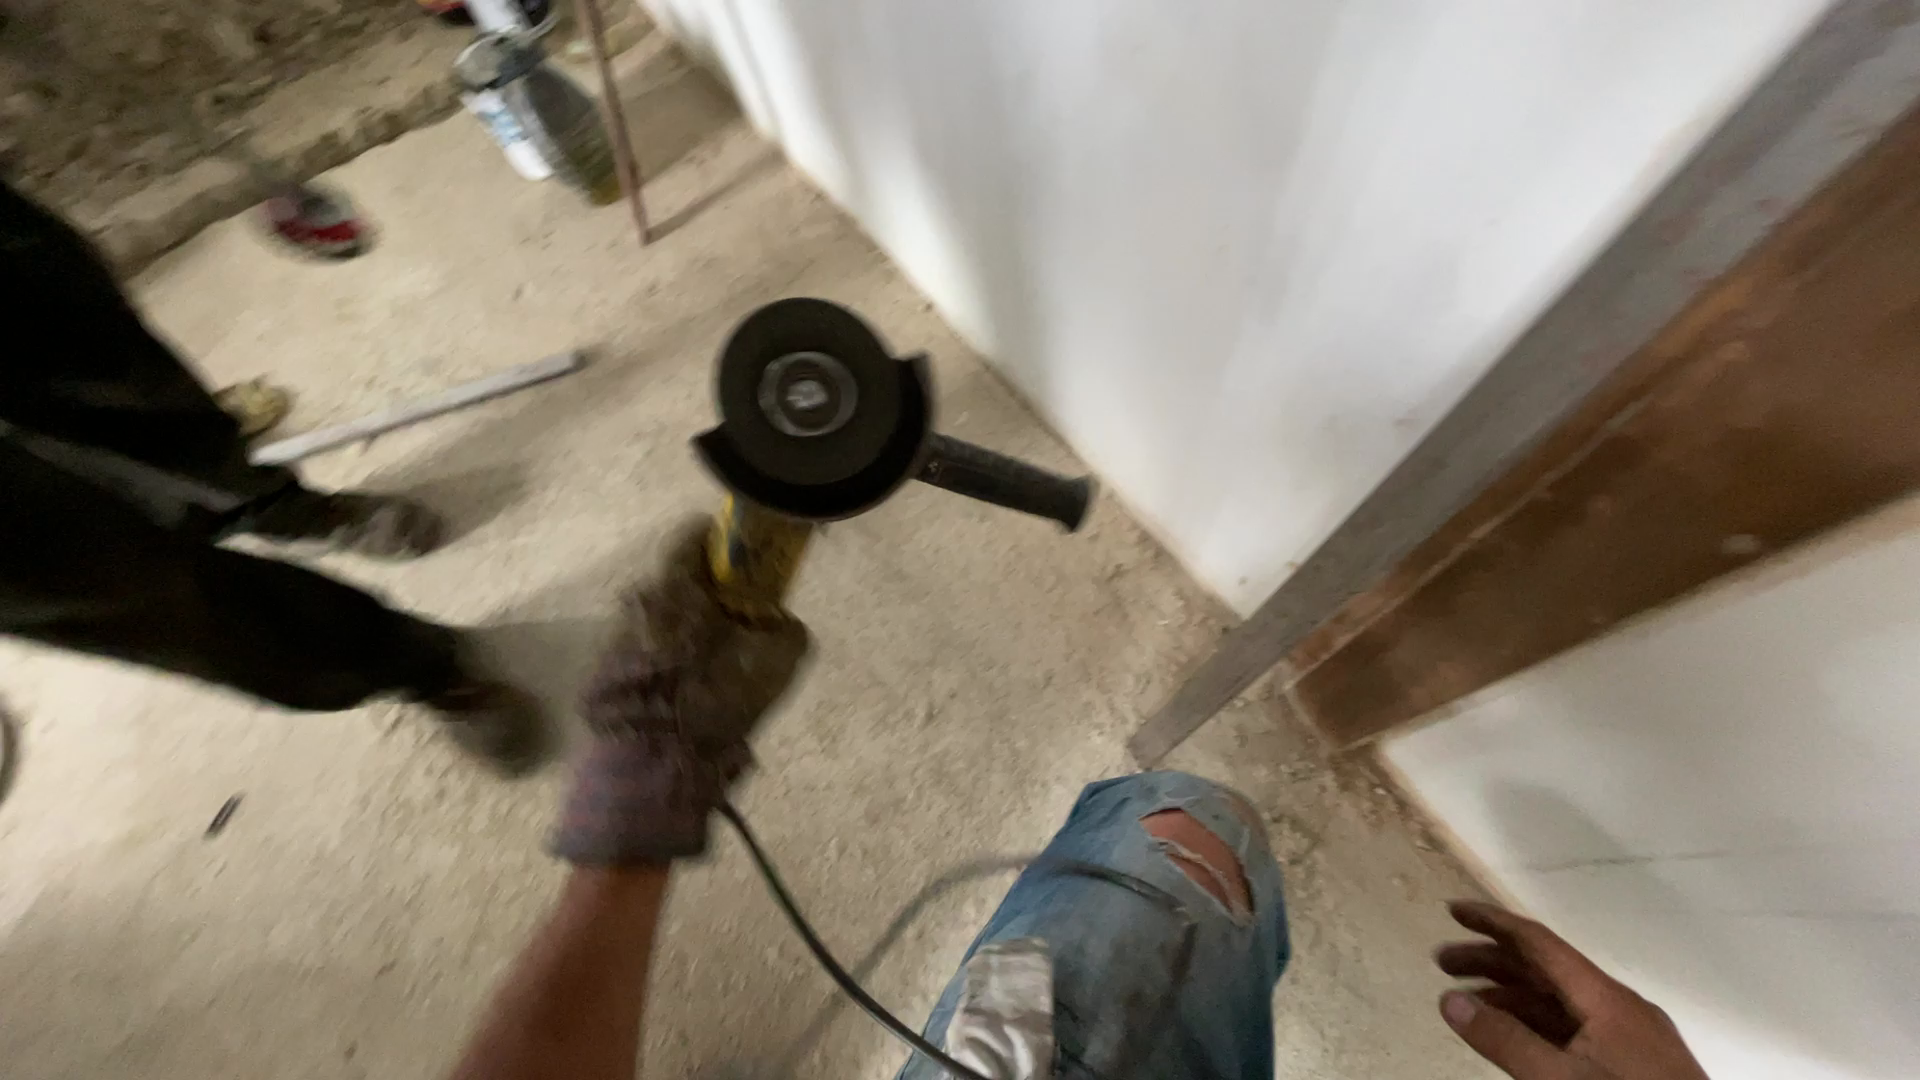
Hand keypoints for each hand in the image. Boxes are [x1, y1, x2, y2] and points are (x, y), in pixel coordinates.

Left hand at [550, 518, 809, 864]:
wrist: (650, 767)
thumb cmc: (713, 701)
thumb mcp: (776, 664)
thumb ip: (787, 629)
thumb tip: (778, 620)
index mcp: (676, 587)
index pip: (695, 534)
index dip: (728, 540)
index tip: (751, 557)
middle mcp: (641, 599)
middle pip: (682, 575)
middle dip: (716, 588)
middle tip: (745, 613)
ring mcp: (620, 632)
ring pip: (667, 610)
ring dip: (694, 622)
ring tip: (720, 655)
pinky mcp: (610, 665)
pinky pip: (652, 640)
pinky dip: (675, 650)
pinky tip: (694, 681)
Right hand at [1435, 901, 1710, 1079]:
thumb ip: (1504, 1040)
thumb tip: (1448, 1000)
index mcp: (1609, 1000)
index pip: (1539, 942)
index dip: (1492, 922)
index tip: (1451, 911)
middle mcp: (1623, 1011)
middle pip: (1545, 970)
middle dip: (1491, 962)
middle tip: (1442, 964)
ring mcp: (1636, 1044)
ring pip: (1560, 1003)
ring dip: (1509, 996)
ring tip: (1468, 1005)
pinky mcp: (1640, 1072)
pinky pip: (1575, 1031)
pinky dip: (1535, 1025)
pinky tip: (1515, 1040)